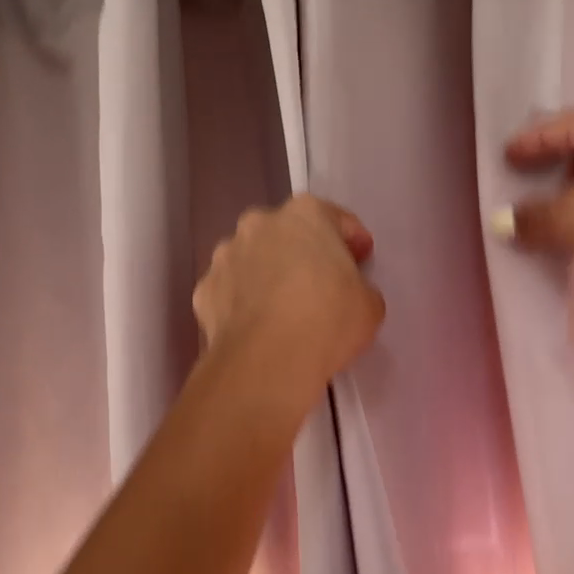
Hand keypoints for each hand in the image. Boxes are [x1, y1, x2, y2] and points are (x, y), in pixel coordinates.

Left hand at [194, 195, 385, 389]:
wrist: (267, 359)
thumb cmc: (328, 319)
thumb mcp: (370, 304)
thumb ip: (359, 287)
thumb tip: (347, 294)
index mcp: (306, 214)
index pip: (336, 219)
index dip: (353, 241)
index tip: (362, 261)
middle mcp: (260, 224)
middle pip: (288, 233)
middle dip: (304, 253)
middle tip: (322, 284)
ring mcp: (226, 255)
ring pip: (253, 260)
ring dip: (268, 275)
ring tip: (284, 310)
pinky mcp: (204, 290)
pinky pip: (231, 291)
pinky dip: (243, 304)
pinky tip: (258, 328)